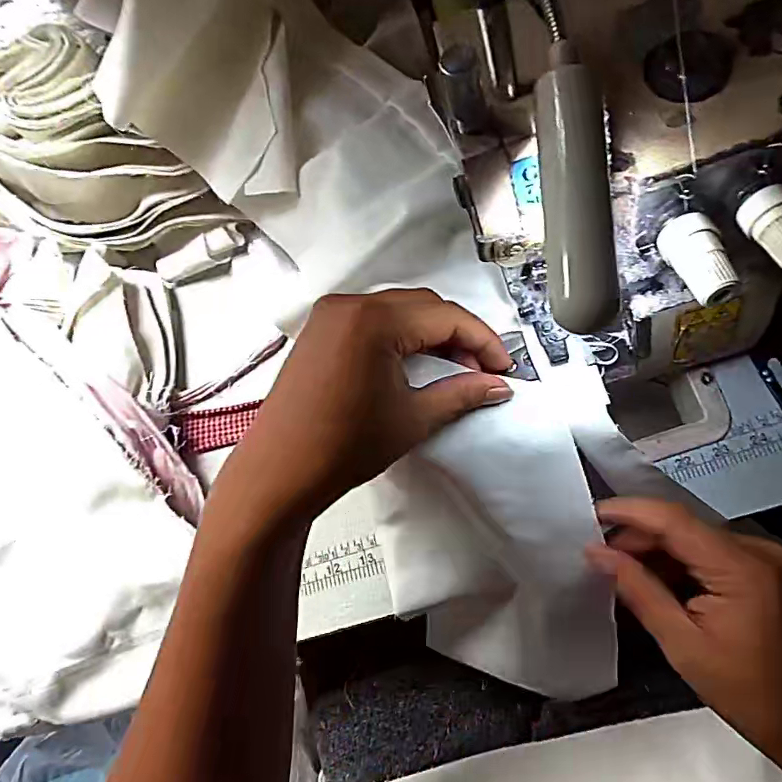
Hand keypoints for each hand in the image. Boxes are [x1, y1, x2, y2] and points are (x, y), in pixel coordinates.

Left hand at [211, 289, 514, 525]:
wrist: (280, 473)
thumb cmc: (330, 448)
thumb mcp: (413, 418)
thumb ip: (461, 393)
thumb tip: (492, 385)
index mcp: (372, 321)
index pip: (446, 317)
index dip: (483, 341)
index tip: (501, 364)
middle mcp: (347, 308)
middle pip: (425, 308)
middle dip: (460, 336)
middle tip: (484, 369)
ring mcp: (330, 317)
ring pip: (401, 311)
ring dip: (433, 335)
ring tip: (454, 370)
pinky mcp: (321, 332)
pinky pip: (374, 320)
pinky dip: (403, 336)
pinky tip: (419, 364)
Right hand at [585, 497, 781, 781]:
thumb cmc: (748, 694)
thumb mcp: (683, 644)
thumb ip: (639, 590)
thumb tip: (598, 554)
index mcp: (740, 566)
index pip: (674, 520)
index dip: (629, 511)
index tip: (590, 515)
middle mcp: (755, 549)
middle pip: (683, 526)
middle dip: (638, 535)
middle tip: (598, 553)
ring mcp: (762, 557)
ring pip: (694, 537)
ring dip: (656, 549)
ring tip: (617, 567)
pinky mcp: (761, 569)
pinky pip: (709, 553)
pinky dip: (678, 562)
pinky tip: (651, 578)